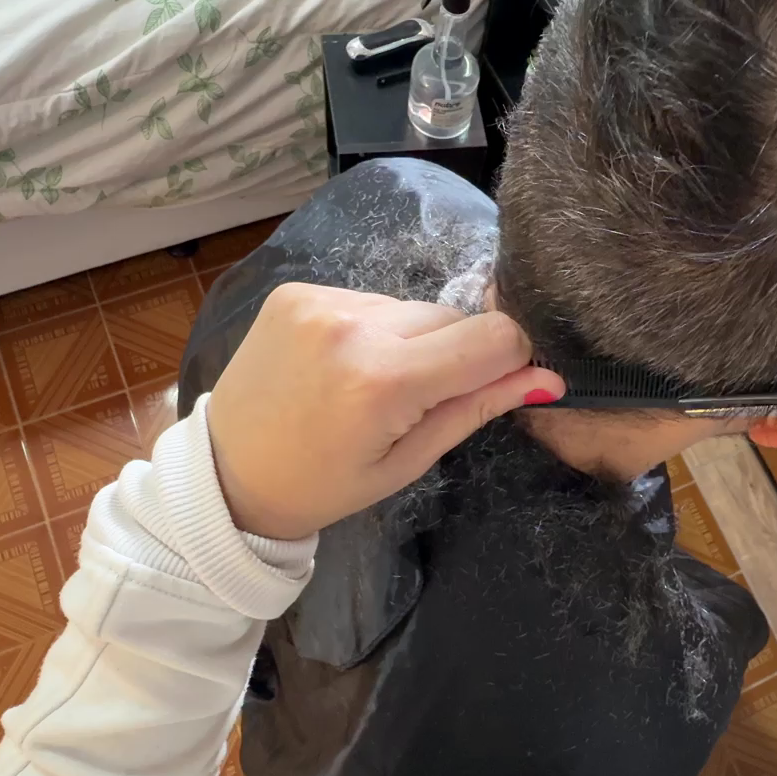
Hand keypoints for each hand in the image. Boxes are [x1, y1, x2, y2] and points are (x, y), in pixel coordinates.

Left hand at [206, 283, 564, 539]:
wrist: (227, 474)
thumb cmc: (322, 487)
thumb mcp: (406, 463)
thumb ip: (476, 410)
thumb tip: (548, 379)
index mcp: (383, 380)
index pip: (493, 336)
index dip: (509, 360)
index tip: (493, 386)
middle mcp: (353, 324)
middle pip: (454, 316)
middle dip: (454, 354)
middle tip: (417, 399)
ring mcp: (320, 299)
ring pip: (413, 306)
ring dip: (413, 340)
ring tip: (373, 384)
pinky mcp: (297, 289)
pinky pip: (371, 299)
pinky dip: (375, 329)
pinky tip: (345, 364)